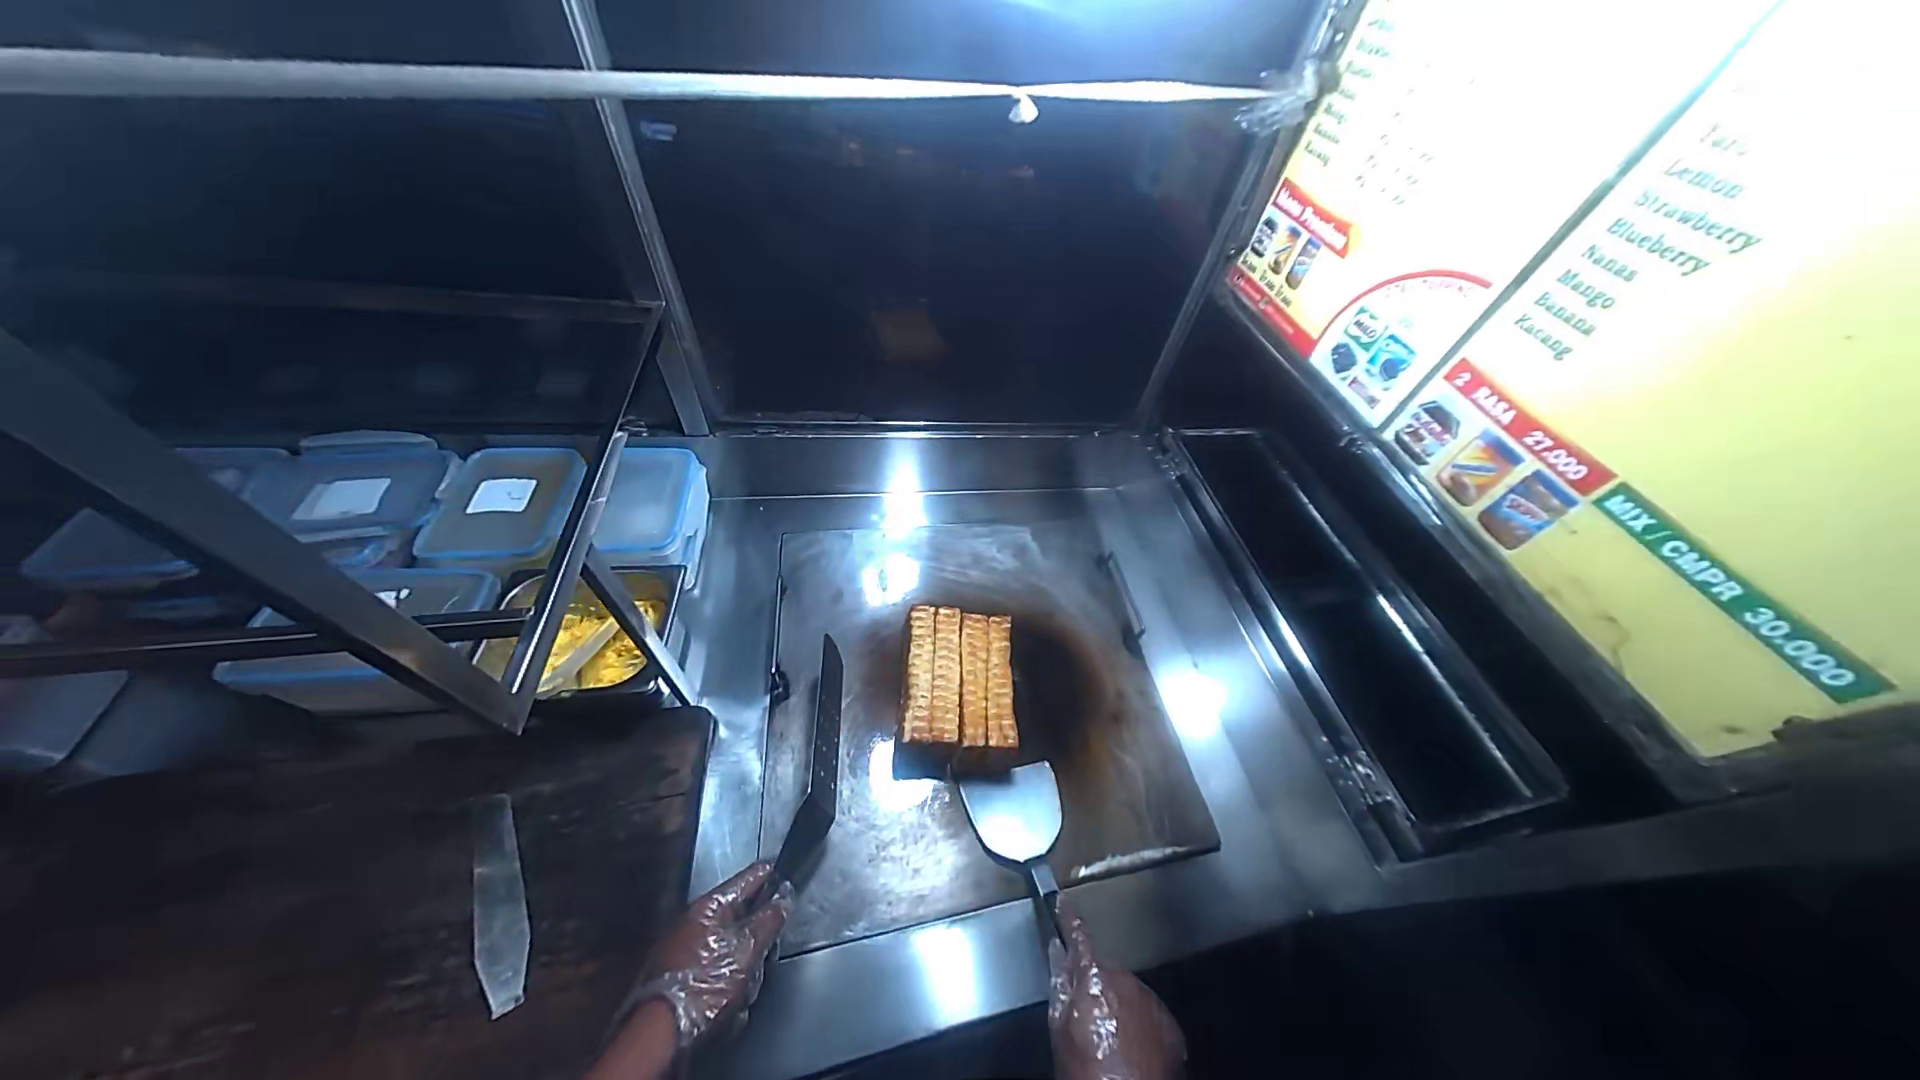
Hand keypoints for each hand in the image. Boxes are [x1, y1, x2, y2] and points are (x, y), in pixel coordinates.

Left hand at [635, 861, 792, 1050]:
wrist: (659, 1034)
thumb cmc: (703, 984)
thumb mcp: (746, 950)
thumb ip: (769, 920)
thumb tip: (785, 896)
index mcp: (710, 905)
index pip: (750, 877)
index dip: (773, 876)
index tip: (788, 878)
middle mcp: (693, 919)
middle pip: (741, 914)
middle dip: (758, 936)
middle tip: (766, 953)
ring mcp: (684, 946)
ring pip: (730, 944)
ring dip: (743, 963)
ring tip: (744, 986)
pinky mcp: (679, 973)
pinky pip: (715, 964)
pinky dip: (726, 978)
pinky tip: (729, 998)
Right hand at [1048, 905, 1186, 1079]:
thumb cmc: (1090, 1073)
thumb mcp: (1060, 1028)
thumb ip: (1059, 985)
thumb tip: (1057, 954)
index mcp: (1093, 977)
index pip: (1079, 936)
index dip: (1069, 918)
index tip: (1064, 903)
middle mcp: (1124, 979)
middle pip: (1103, 969)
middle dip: (1095, 984)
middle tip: (1085, 1016)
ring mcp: (1150, 1000)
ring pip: (1126, 990)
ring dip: (1116, 1004)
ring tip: (1108, 1039)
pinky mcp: (1169, 1023)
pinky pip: (1146, 1011)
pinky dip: (1136, 1021)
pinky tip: (1128, 1046)